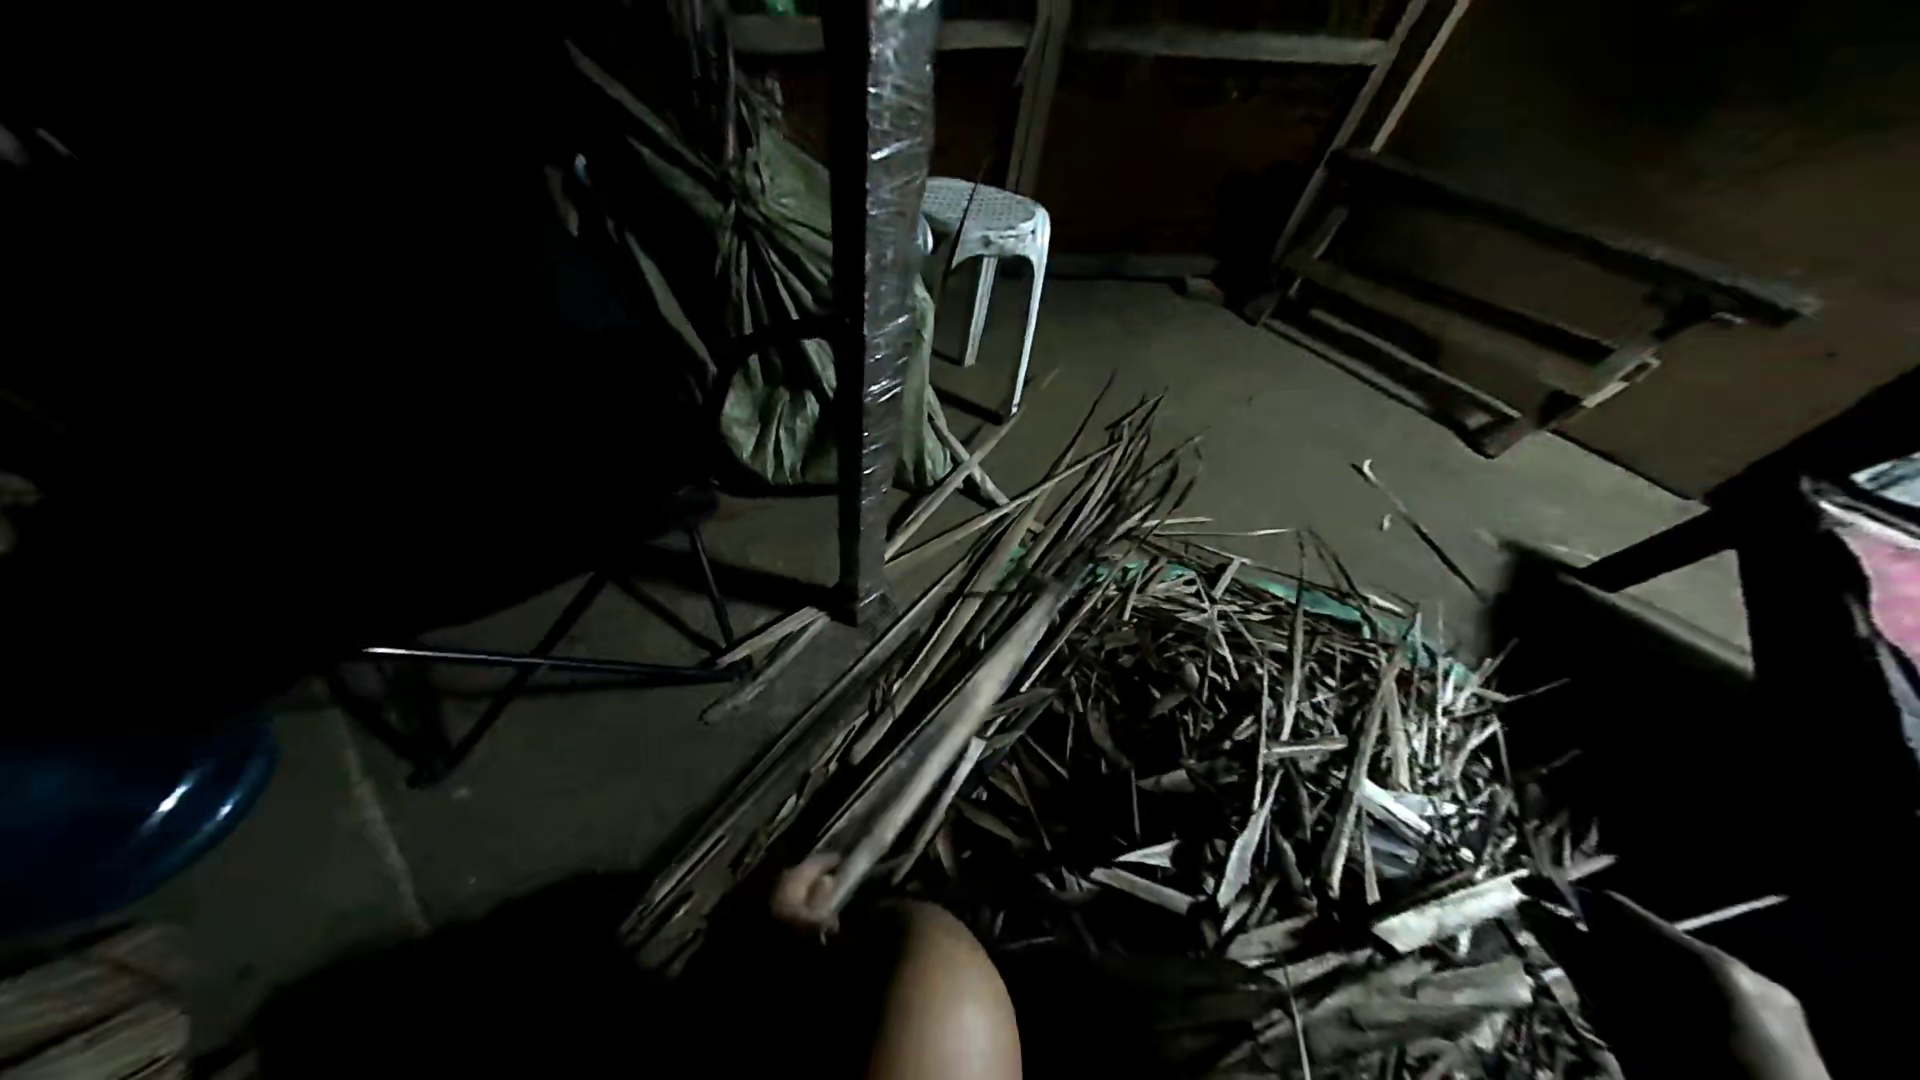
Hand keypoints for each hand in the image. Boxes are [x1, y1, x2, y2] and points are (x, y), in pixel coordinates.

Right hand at [1544, 891, 1828, 1079]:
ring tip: (1601, 999)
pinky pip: (1702, 993)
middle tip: (1557, 957)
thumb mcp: (1629, 1032)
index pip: (1614, 908)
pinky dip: (1662, 997)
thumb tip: (1534, 913)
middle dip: (1597, 943)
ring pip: (1670, 965)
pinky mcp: (1782, 1032)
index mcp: (1703, 962)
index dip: (1563, 898)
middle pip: (1643, 936)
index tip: (1522, 896)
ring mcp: (1768, 1001)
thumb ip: (1583, 967)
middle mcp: (1739, 968)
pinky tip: (1647, 1022)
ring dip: (1627, 972)